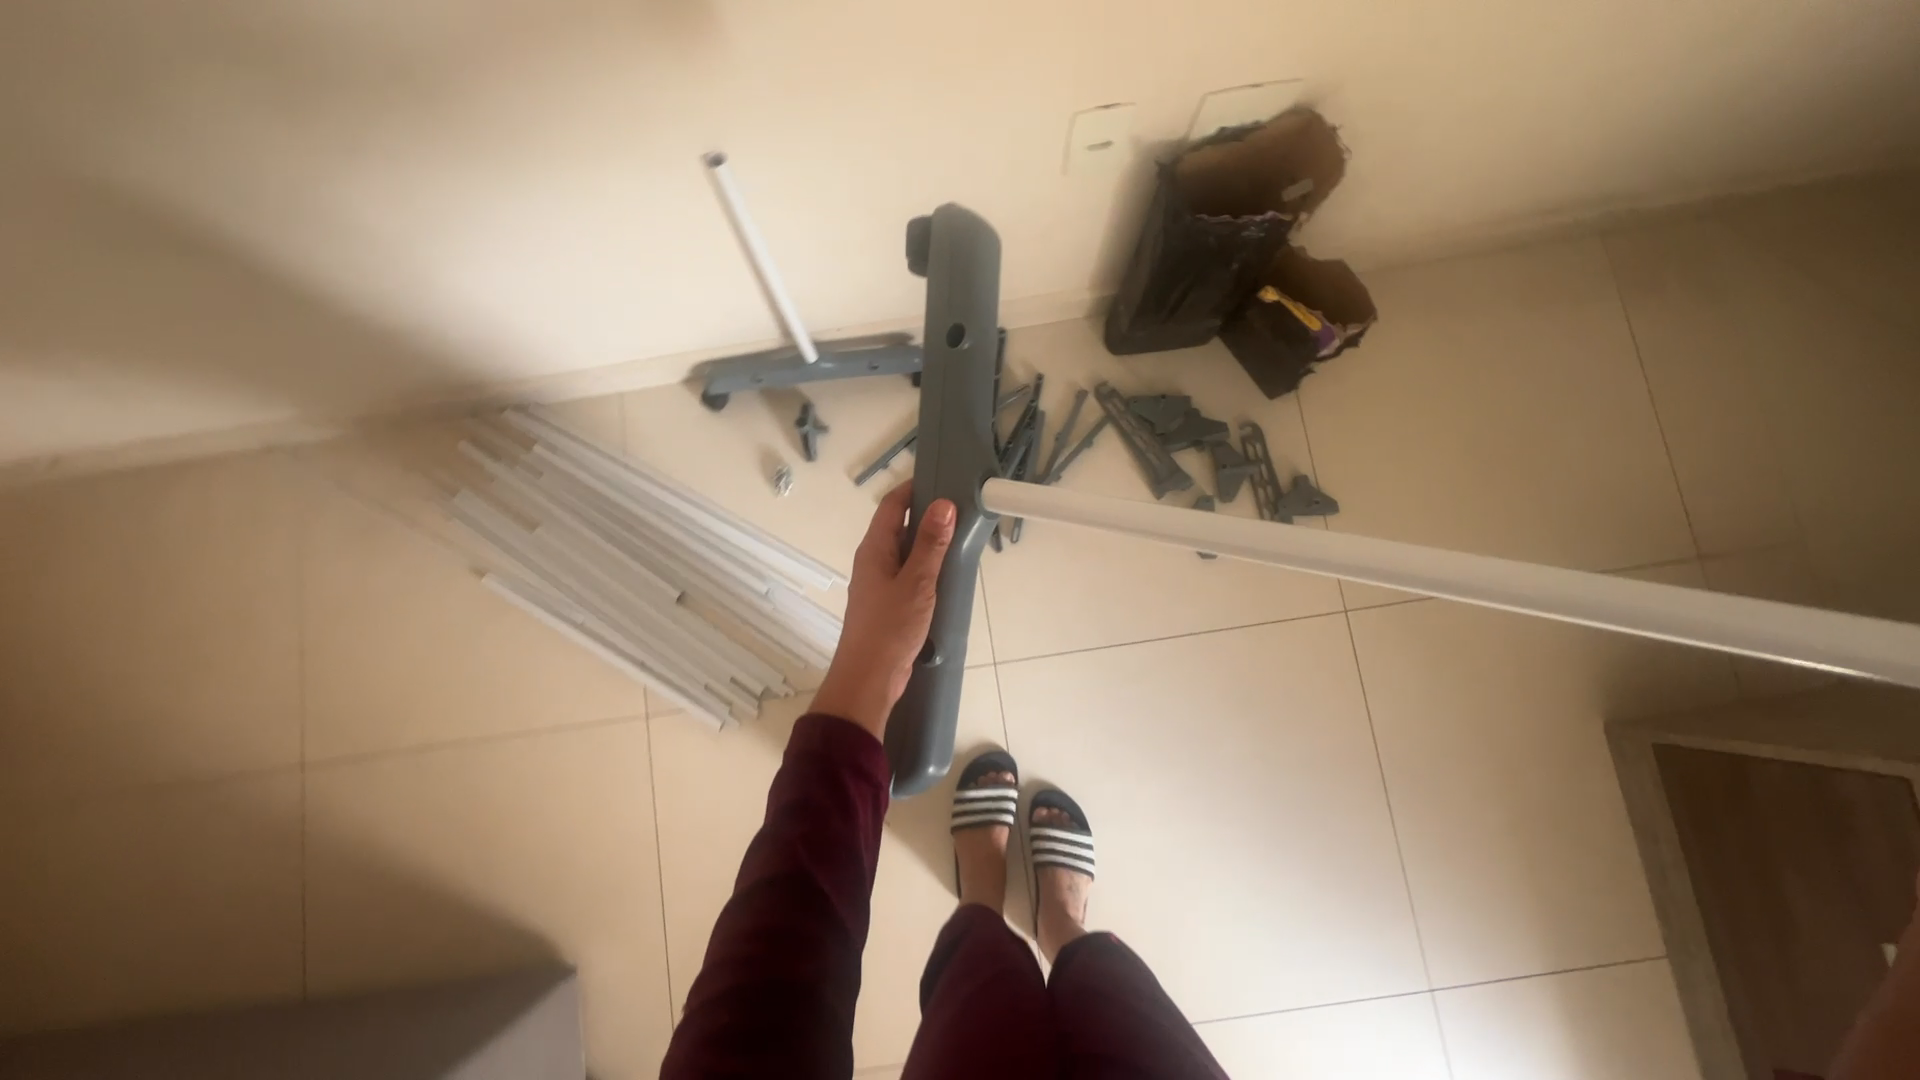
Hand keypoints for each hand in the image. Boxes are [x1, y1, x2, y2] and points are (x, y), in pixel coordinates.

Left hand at [812, 483, 956, 738]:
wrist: (869, 678)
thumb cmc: (890, 628)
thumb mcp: (916, 582)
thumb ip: (931, 544)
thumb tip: (943, 504)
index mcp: (874, 549)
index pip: (892, 505)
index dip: (913, 489)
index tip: (942, 478)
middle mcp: (874, 561)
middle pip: (899, 526)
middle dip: (927, 514)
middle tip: (961, 508)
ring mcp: (880, 584)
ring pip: (906, 552)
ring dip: (929, 542)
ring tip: (961, 536)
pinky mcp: (889, 604)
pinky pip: (909, 574)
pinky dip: (928, 567)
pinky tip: (948, 574)